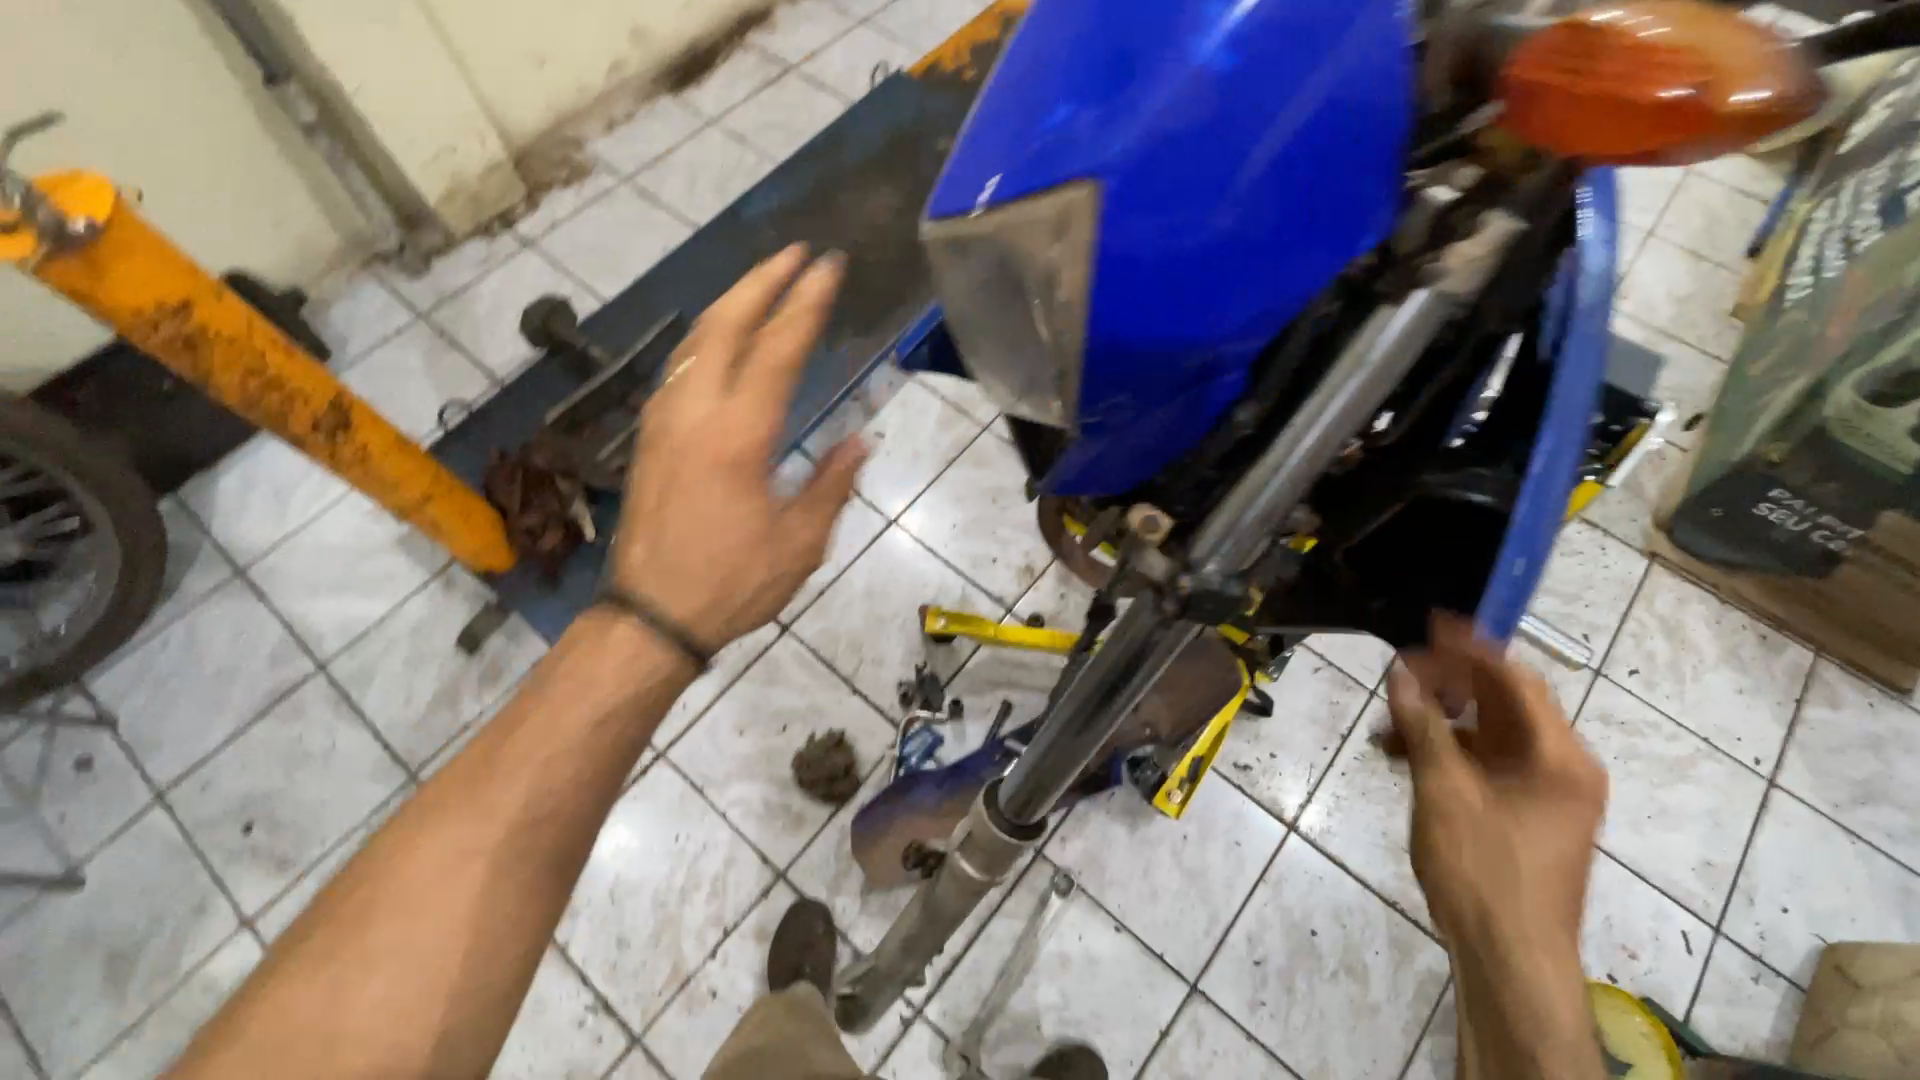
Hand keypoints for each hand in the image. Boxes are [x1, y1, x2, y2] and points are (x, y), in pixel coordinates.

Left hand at [608, 244, 866, 651]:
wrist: (651, 615)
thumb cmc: (733, 583)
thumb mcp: (801, 544)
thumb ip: (830, 484)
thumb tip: (858, 442)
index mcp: (738, 436)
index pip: (777, 350)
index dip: (805, 304)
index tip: (828, 268)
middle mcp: (695, 413)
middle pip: (724, 324)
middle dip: (762, 280)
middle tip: (796, 253)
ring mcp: (664, 421)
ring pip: (694, 340)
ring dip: (730, 302)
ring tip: (763, 281)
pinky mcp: (650, 436)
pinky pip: (680, 366)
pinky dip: (707, 336)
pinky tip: (722, 338)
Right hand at [1387, 614, 1606, 956]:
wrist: (1511, 957)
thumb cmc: (1483, 870)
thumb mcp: (1444, 791)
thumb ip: (1423, 726)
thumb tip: (1400, 672)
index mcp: (1559, 756)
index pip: (1515, 680)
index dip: (1470, 647)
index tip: (1427, 625)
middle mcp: (1562, 767)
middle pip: (1503, 704)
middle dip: (1448, 684)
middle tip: (1398, 674)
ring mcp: (1546, 792)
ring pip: (1489, 734)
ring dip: (1441, 721)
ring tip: (1390, 722)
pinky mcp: (1525, 813)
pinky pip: (1486, 763)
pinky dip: (1448, 752)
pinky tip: (1405, 756)